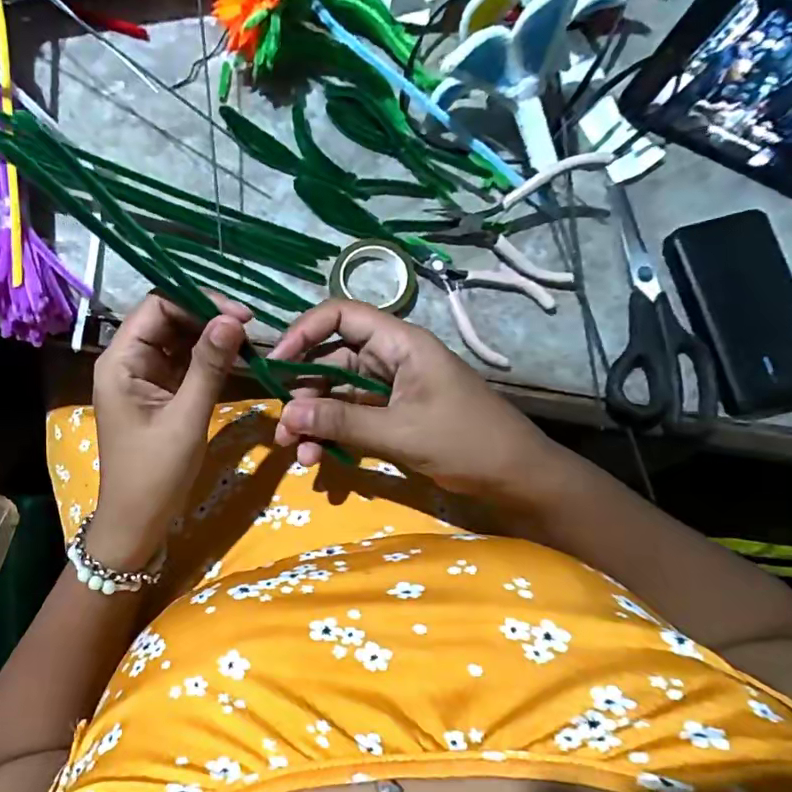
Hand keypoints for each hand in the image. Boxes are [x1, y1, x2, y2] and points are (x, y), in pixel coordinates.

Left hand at [89, 293, 250, 568]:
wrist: (137, 521)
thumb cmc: (155, 473)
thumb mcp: (186, 418)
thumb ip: (208, 367)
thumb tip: (233, 320)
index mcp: (121, 360)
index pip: (158, 306)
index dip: (198, 303)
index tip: (240, 317)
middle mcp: (128, 360)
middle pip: (169, 319)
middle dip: (208, 318)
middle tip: (251, 331)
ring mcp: (143, 376)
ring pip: (179, 340)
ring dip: (211, 338)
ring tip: (249, 343)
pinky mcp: (158, 392)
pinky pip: (183, 363)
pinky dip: (208, 359)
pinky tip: (235, 360)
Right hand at [269, 300, 559, 499]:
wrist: (515, 475)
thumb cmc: (465, 442)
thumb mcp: (399, 432)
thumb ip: (341, 422)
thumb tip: (287, 415)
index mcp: (400, 343)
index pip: (341, 315)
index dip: (303, 332)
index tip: (276, 365)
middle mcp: (392, 358)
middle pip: (331, 360)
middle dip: (304, 394)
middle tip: (283, 431)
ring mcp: (392, 388)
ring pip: (338, 393)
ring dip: (316, 421)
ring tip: (300, 455)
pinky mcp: (394, 415)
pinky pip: (353, 417)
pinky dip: (335, 436)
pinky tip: (321, 462)